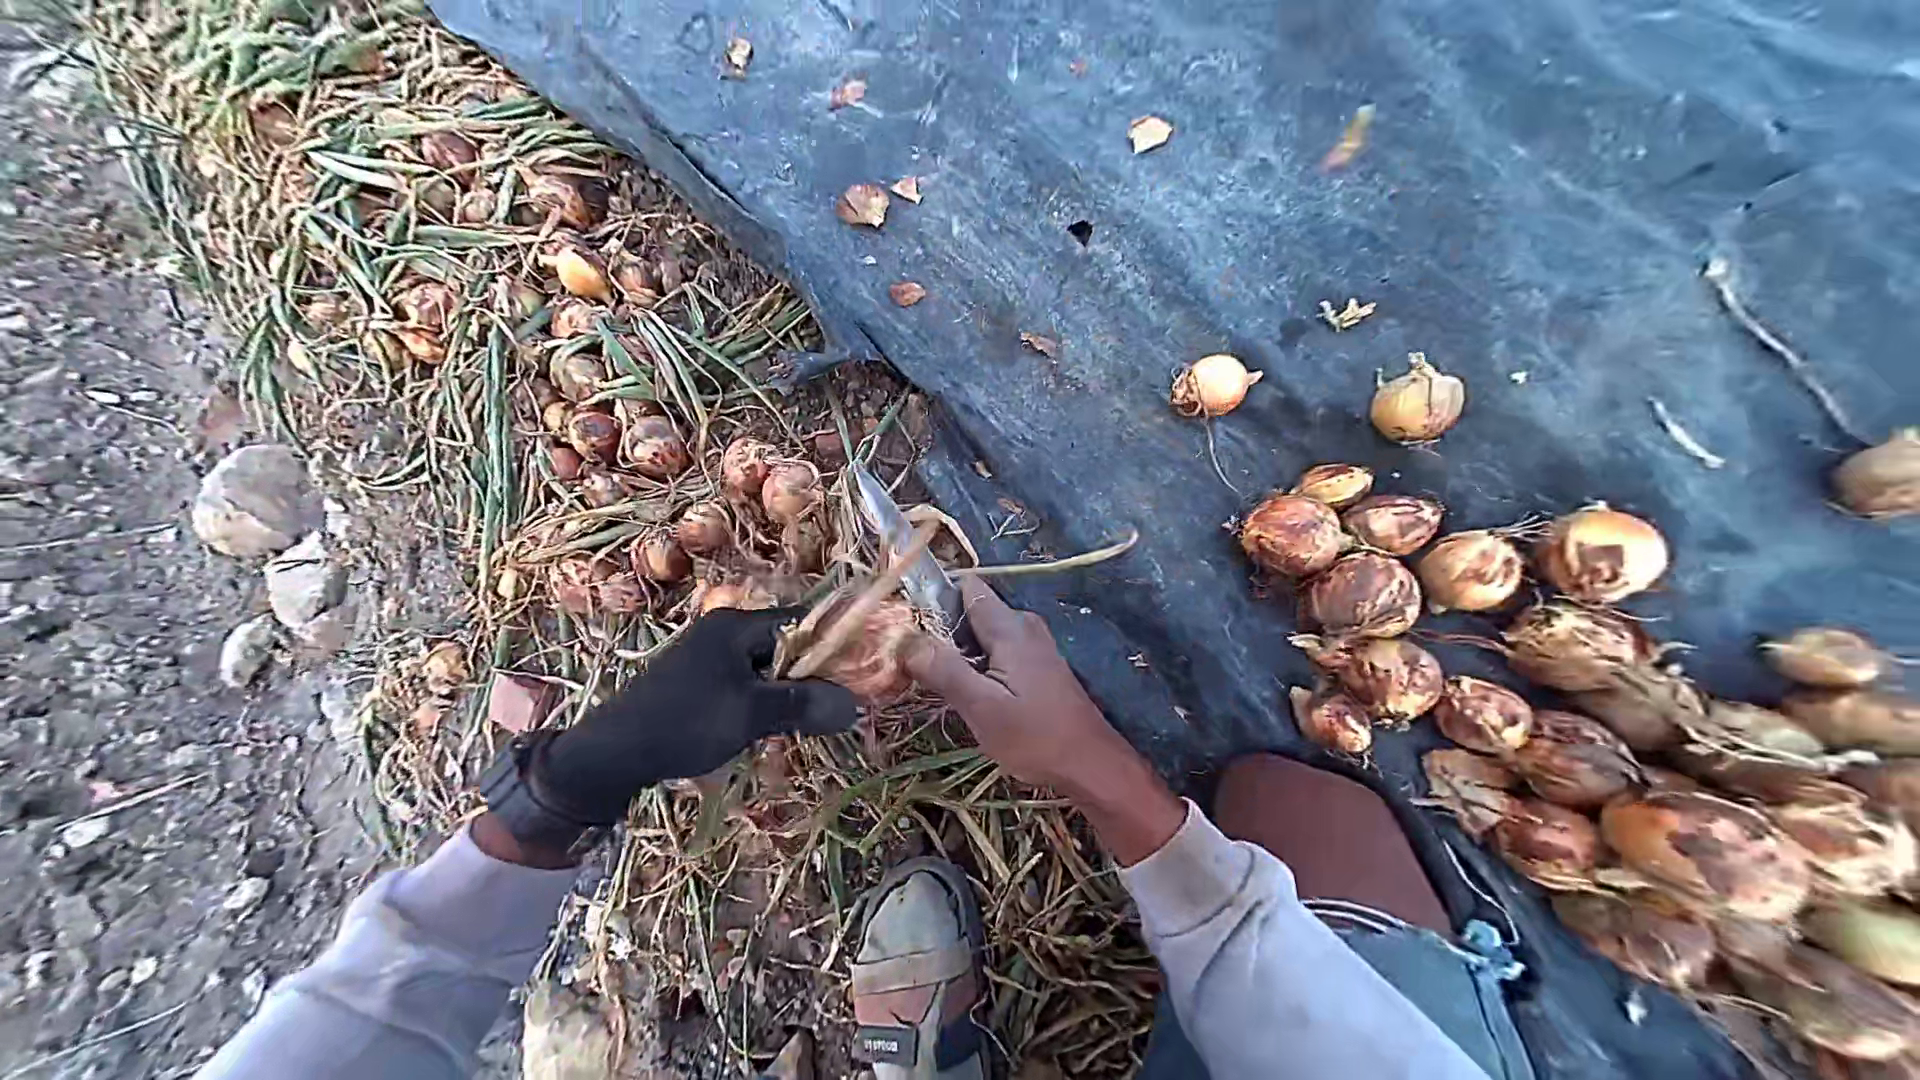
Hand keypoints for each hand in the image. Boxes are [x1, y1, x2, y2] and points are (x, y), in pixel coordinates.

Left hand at [529, 607, 856, 824]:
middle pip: (786, 644)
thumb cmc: (683, 723)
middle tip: (835, 701)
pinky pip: (748, 681)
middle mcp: (724, 631)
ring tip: (809, 717)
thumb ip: (802, 705)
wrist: (611, 754)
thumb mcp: (749, 714)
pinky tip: (773, 723)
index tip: (857, 669)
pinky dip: (766, 699)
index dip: (831, 643)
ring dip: (789, 690)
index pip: (800, 622)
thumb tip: (854, 706)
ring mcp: (710, 655)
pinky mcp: (701, 679)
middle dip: (812, 672)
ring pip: (768, 666)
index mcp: (735, 626)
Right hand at [906, 579, 1183, 863]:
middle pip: (972, 611)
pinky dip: (977, 663)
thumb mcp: (982, 707)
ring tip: (932, 679)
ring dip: (958, 651)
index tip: (907, 624)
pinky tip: (966, 691)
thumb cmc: (1036, 737)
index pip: (967, 589)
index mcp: (1010, 627)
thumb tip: (906, 639)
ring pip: (982, 634)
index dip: (935, 598)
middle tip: (913, 661)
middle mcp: (1024, 626)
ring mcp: (1033, 645)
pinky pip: (997, 650)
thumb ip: (945, 670)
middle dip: (942, 631)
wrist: (1091, 765)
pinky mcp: (1037, 665)